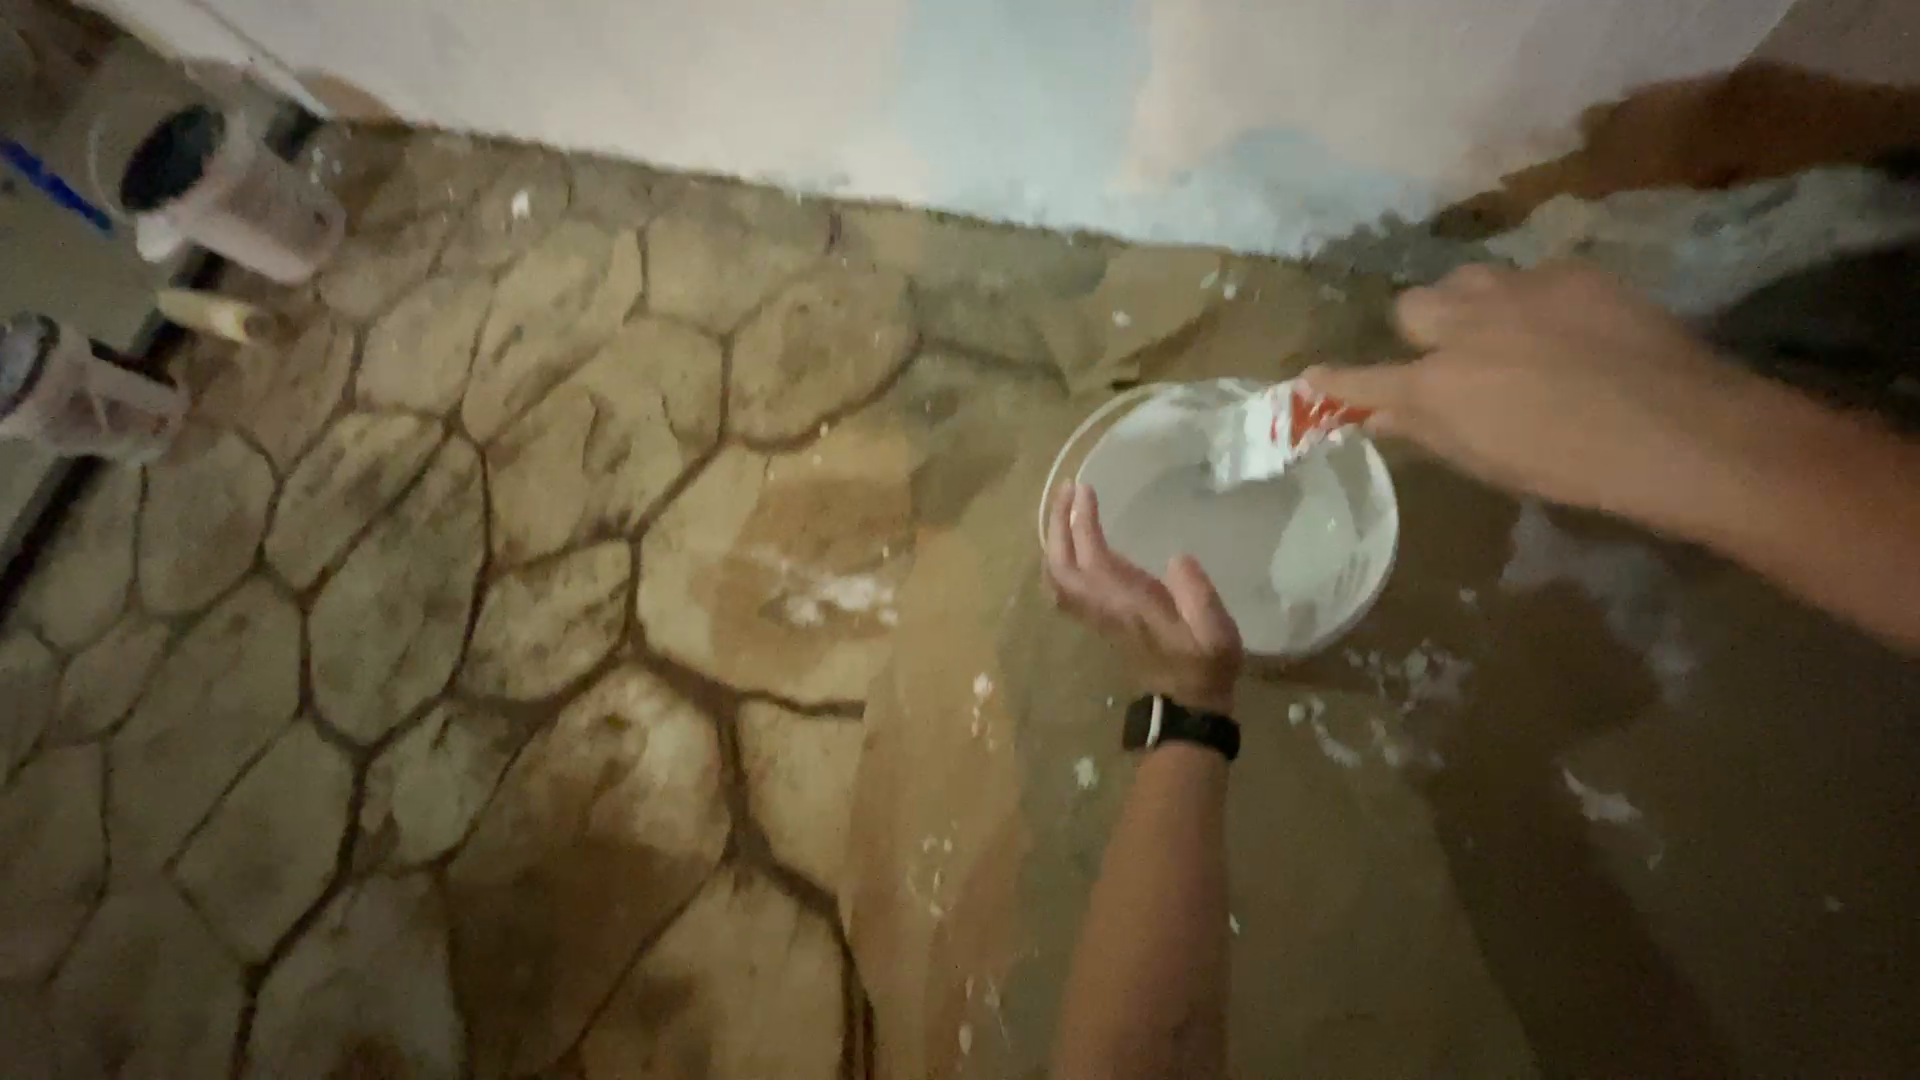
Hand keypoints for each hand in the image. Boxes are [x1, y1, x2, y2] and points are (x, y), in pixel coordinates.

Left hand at [1044, 482, 1242, 713]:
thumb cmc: (1204, 662)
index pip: (1091, 557)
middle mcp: (1101, 605)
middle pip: (1060, 564)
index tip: (1085, 489)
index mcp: (1126, 603)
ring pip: (1055, 575)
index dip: (1083, 523)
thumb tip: (1177, 558)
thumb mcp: (1216, 630)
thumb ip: (1198, 594)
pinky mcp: (1097, 616)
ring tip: (1066, 506)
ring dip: (1054, 539)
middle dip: (1057, 523)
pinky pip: (1063, 584)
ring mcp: (1095, 612)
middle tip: (1067, 488)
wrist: (1187, 700)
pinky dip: (1059, 557)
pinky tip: (1071, 539)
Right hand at [1302, 262, 1759, 530]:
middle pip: (1411, 306)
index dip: (1334, 380)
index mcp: (1436, 386)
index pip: (1363, 379)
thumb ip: (1424, 430)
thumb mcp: (1482, 460)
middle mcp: (1465, 329)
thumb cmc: (1567, 466)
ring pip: (1465, 279)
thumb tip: (1380, 417)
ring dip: (1466, 304)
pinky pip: (1529, 277)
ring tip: (1497, 330)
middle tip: (1443, 355)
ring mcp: (1520, 294)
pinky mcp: (1574, 276)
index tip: (1311, 377)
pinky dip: (1529, 301)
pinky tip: (1561, 327)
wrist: (1679, 431)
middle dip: (1418, 329)